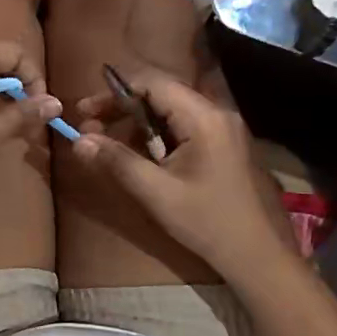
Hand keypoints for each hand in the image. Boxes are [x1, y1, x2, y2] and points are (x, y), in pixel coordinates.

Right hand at [72, 68, 293, 280]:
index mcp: (203, 117)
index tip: (85, 112)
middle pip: (163, 94)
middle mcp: (218, 113)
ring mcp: (226, 129)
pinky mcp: (227, 146)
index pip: (153, 82)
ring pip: (173, 112)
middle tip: (91, 131)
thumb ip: (117, 162)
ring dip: (140, 125)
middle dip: (123, 109)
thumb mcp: (156, 193)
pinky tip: (144, 159)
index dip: (114, 93)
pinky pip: (187, 129)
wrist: (258, 254)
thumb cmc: (208, 222)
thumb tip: (78, 141)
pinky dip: (160, 137)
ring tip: (111, 147)